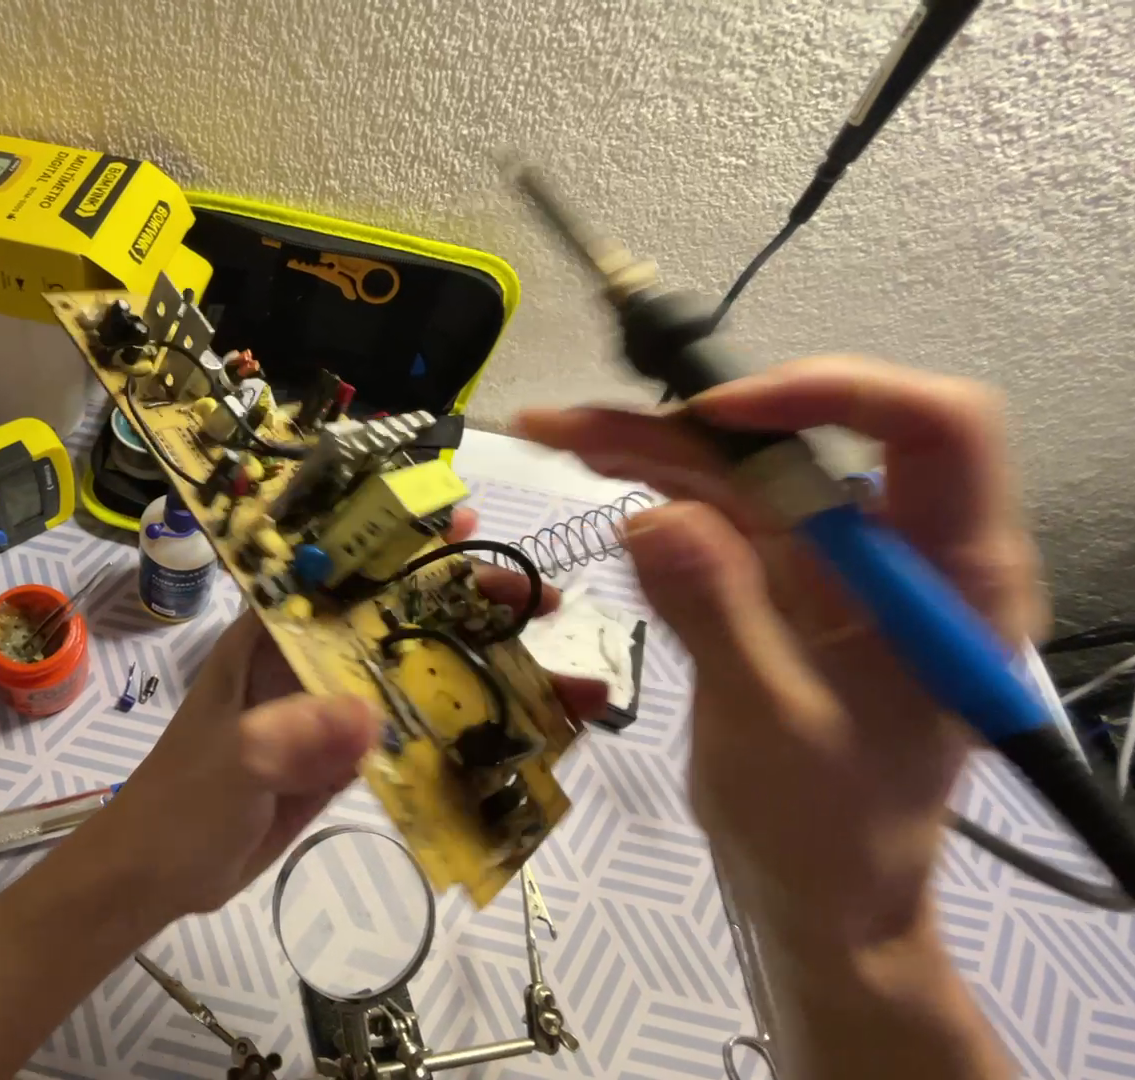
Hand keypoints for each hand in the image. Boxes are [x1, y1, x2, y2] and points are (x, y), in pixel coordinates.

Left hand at [78, 508, 609, 921]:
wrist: (164, 871)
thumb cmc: (180, 804)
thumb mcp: (227, 763)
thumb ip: (284, 738)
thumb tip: (368, 718)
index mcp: (268, 638)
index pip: (333, 572)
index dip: (392, 541)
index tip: (457, 523)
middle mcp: (305, 660)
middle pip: (390, 616)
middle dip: (461, 602)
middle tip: (539, 602)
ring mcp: (330, 708)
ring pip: (410, 673)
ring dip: (475, 668)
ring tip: (561, 678)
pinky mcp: (347, 756)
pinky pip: (410, 734)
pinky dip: (459, 732)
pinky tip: (519, 734)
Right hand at [518, 356, 1044, 946]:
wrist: (812, 880)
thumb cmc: (825, 823)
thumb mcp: (774, 728)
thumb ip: (721, 621)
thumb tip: (651, 518)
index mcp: (945, 573)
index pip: (931, 430)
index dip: (827, 396)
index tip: (712, 417)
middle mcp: (887, 547)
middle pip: (789, 445)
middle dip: (675, 430)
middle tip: (567, 427)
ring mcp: (819, 563)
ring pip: (732, 472)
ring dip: (642, 449)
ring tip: (552, 434)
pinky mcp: (764, 582)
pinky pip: (703, 513)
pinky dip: (644, 488)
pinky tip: (591, 474)